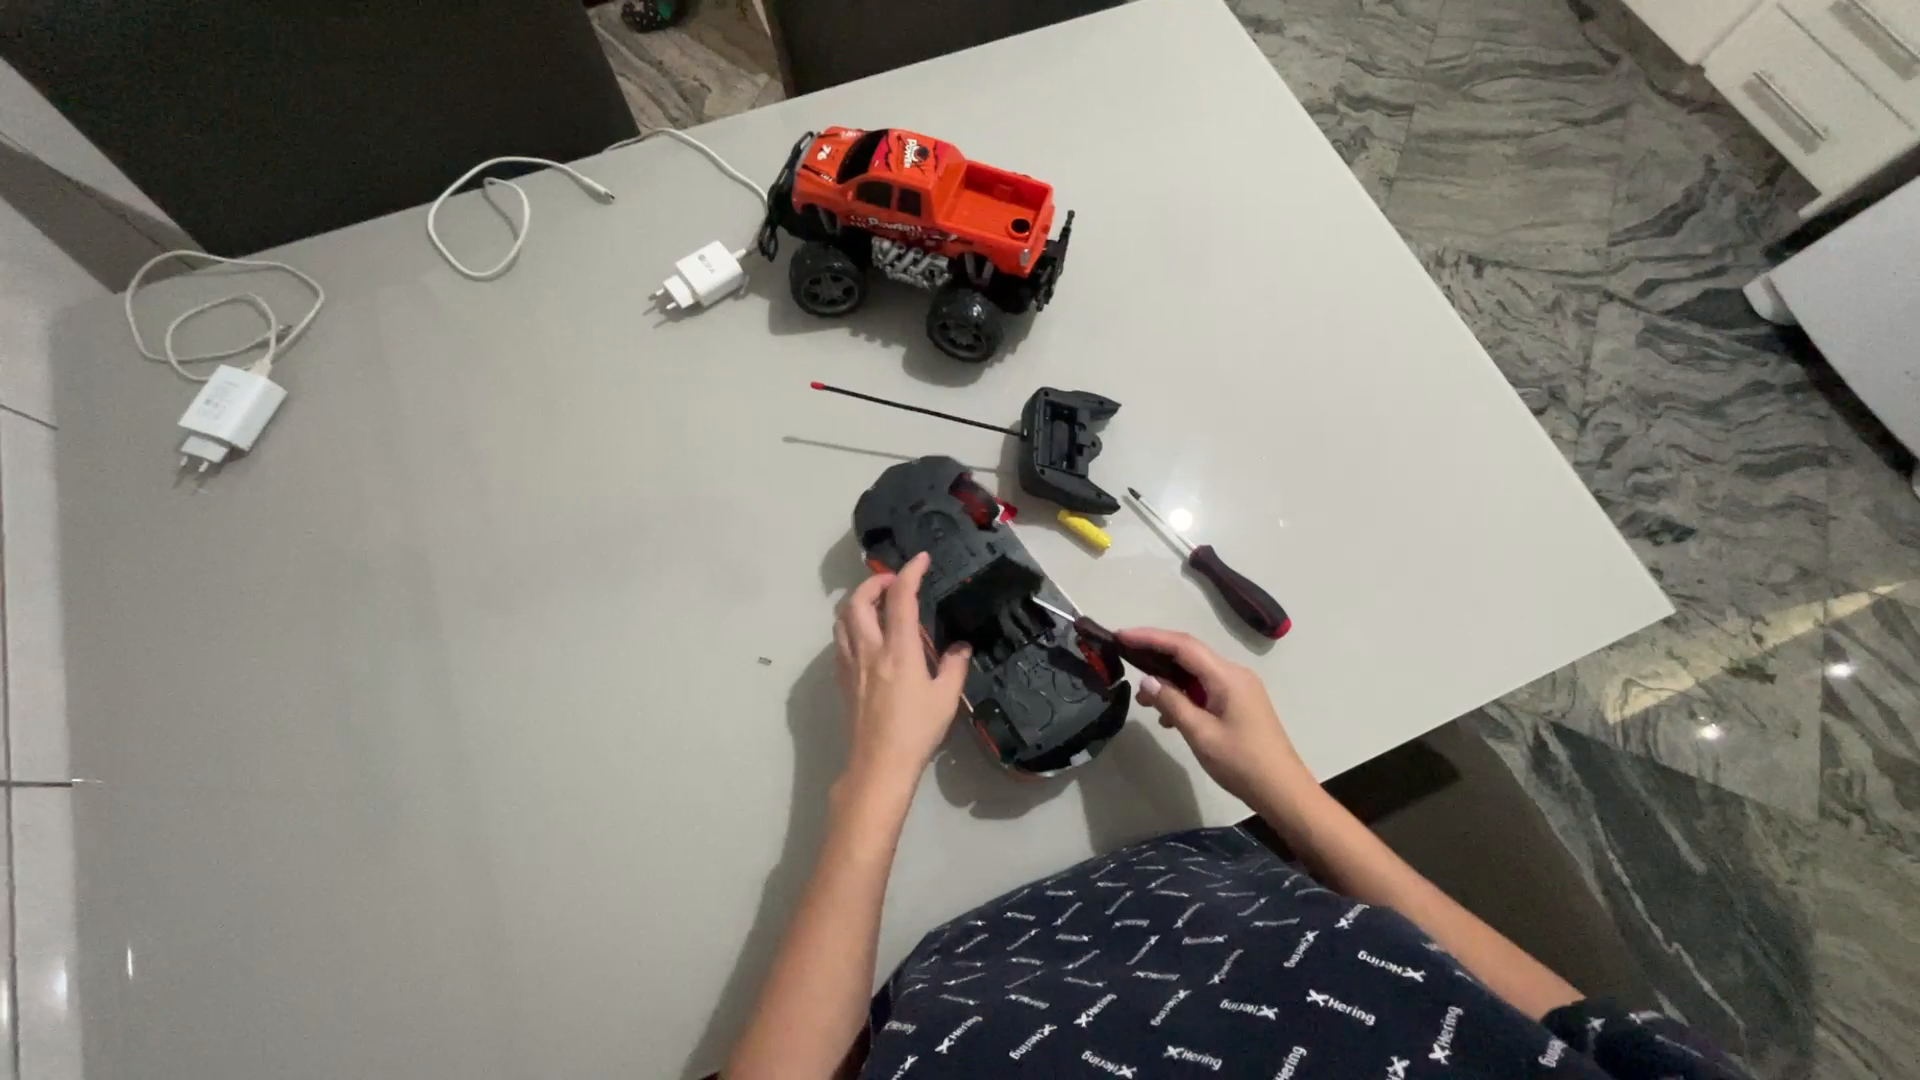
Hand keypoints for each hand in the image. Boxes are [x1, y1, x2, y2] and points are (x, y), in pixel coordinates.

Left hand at [833, 552, 971, 791]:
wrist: (879, 765)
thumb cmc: (916, 731)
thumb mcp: (946, 698)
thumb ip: (954, 666)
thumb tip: (961, 647)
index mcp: (899, 650)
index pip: (900, 598)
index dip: (910, 572)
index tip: (921, 560)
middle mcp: (869, 650)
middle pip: (858, 601)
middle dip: (874, 582)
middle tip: (893, 583)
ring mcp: (851, 664)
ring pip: (842, 619)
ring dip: (857, 602)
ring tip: (876, 604)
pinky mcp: (842, 679)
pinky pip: (840, 640)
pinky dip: (850, 625)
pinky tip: (866, 636)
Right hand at [1116, 627, 1306, 806]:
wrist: (1283, 791)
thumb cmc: (1242, 762)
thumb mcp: (1200, 734)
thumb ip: (1172, 702)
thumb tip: (1147, 680)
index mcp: (1227, 676)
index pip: (1183, 645)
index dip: (1150, 637)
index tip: (1121, 636)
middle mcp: (1234, 674)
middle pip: (1189, 653)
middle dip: (1156, 654)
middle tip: (1124, 657)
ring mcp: (1239, 688)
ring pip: (1195, 672)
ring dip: (1168, 679)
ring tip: (1142, 698)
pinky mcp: (1239, 702)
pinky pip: (1204, 687)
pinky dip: (1183, 694)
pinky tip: (1167, 715)